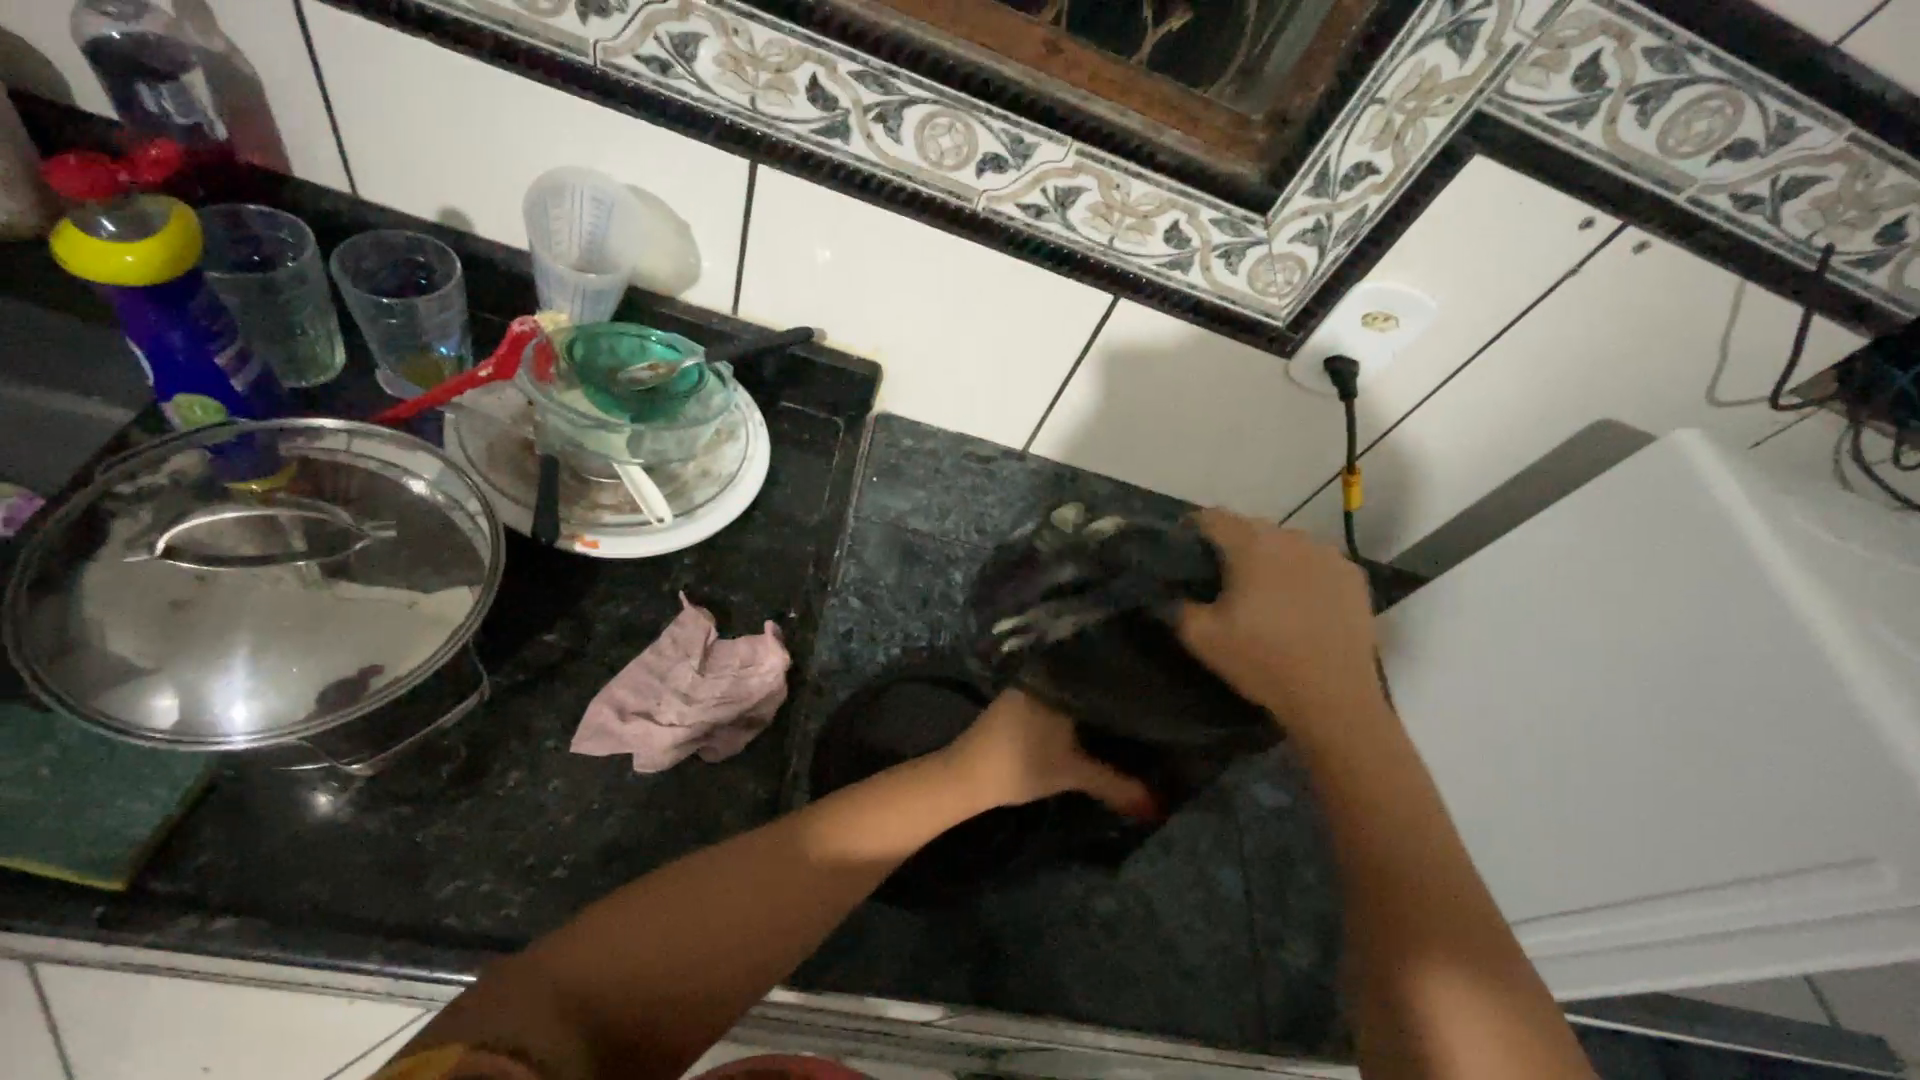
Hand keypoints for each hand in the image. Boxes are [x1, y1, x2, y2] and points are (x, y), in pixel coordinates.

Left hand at [941, 689, 1154, 818]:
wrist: (965, 776)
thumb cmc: (1019, 766)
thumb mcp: (1073, 774)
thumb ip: (1118, 786)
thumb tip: (1159, 807)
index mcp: (1059, 678)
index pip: (1106, 669)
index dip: (1134, 680)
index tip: (1163, 688)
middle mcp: (1046, 672)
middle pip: (1093, 677)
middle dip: (1120, 691)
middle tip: (1156, 701)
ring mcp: (1033, 683)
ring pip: (1078, 688)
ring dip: (1099, 700)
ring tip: (1136, 710)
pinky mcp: (1025, 697)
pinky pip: (1064, 694)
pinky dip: (1081, 707)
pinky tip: (1101, 719)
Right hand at [1176, 508, 1381, 725]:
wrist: (1334, 697)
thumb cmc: (1263, 661)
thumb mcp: (1201, 638)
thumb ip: (1177, 605)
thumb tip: (1171, 591)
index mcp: (1252, 544)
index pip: (1212, 517)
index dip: (1191, 532)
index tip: (1183, 556)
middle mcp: (1292, 537)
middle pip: (1250, 529)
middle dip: (1232, 549)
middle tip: (1220, 583)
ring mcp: (1329, 555)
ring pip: (1286, 545)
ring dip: (1269, 561)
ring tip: (1263, 596)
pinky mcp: (1353, 576)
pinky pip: (1316, 564)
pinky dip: (1302, 576)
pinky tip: (1299, 607)